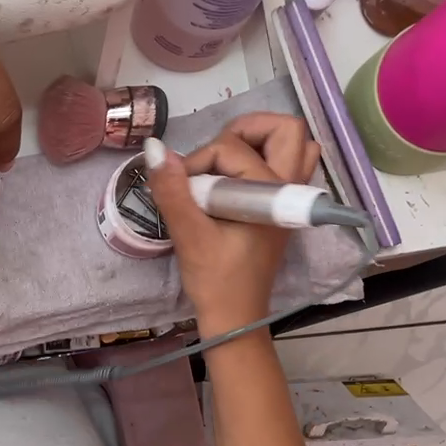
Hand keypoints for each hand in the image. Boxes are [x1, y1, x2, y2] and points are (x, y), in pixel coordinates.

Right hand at [143, 114, 321, 334]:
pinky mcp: (280, 209)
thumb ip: (172, 191)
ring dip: (259, 144)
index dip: (196, 161)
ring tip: (226, 166)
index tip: (179, 190)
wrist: (235, 317)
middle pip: (283, 129)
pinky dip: (265, 163)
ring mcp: (289, 198)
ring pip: (291, 146)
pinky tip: (237, 183)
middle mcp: (289, 188)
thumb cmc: (215, 280)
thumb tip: (154, 148)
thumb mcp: (189, 236)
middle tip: (213, 158)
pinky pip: (286, 168)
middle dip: (243, 132)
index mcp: (268, 192)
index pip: (229, 149)